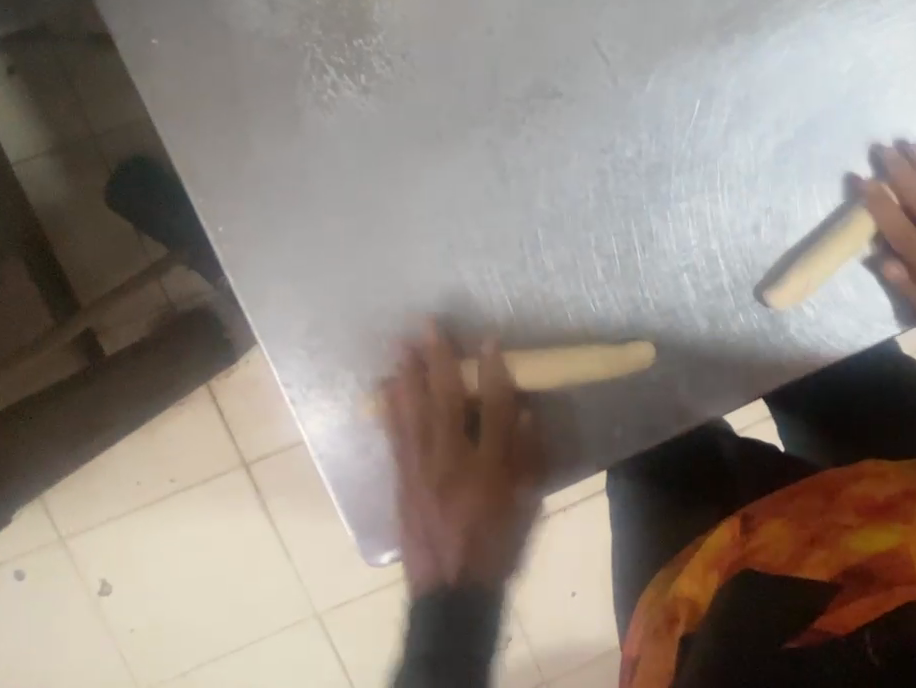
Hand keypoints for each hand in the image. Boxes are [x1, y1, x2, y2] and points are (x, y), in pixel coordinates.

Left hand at [380, 325, 544, 593]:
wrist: (451, 590)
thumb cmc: (499, 544)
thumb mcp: (528, 501)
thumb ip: (527, 454)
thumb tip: (522, 409)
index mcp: (489, 468)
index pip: (493, 407)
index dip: (493, 370)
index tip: (489, 338)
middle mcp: (451, 462)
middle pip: (445, 401)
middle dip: (439, 360)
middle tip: (430, 326)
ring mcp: (421, 470)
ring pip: (414, 413)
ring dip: (409, 375)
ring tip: (403, 345)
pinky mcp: (402, 480)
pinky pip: (395, 436)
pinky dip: (391, 408)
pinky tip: (388, 386)